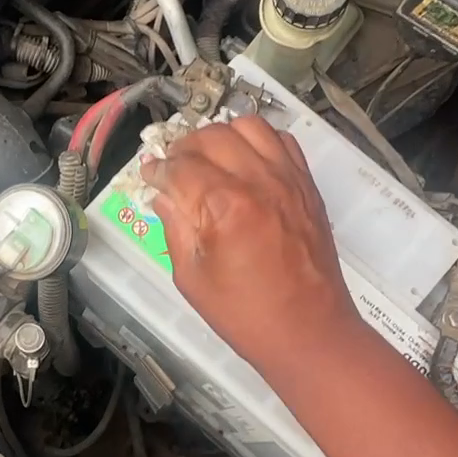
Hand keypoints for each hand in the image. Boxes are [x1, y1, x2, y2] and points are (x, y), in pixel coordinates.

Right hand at [144, 116, 363, 370]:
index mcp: (225, 207)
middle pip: (212, 137)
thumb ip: (175, 227)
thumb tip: (163, 194)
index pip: (180, 167)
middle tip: (173, 170)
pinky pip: (281, 140)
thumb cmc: (245, 314)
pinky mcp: (306, 185)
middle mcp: (258, 181)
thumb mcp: (191, 278)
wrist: (308, 331)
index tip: (149, 177)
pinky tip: (244, 162)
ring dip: (221, 136)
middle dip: (184, 148)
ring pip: (248, 125)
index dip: (158, 170)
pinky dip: (257, 141)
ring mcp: (288, 179)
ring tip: (208, 159)